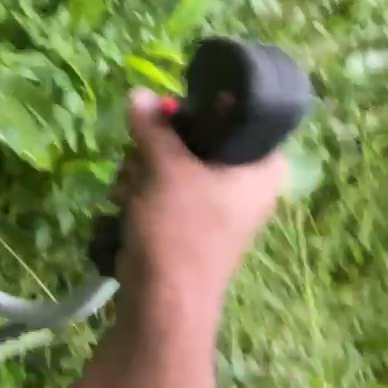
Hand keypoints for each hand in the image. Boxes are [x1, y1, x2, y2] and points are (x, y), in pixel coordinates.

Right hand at [113, 88, 287, 305]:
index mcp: (262, 165)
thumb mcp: (166, 170)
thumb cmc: (180, 228)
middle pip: (192, 140)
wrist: (165, 293)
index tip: (161, 126)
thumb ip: (154, 128)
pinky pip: (161, 188)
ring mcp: (216, 203)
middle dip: (153, 150)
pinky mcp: (188, 219)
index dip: (191, 117)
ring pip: (169, 164)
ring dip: (139, 172)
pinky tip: (126, 202)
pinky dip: (139, 191)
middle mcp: (245, 181)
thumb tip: (137, 94)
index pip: (231, 119)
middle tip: (140, 164)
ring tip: (130, 190)